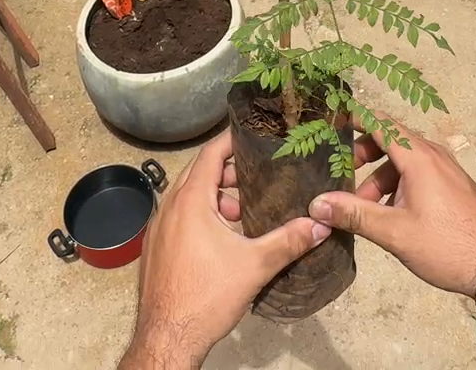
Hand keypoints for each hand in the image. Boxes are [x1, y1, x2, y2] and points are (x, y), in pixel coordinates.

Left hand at [121, 130, 331, 368]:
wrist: (167, 339)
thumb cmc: (206, 296)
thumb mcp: (254, 266)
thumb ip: (288, 241)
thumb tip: (320, 225)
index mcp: (190, 199)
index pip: (210, 152)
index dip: (232, 140)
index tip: (253, 136)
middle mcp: (169, 205)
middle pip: (200, 172)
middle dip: (229, 172)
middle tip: (257, 179)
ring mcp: (157, 226)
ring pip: (188, 195)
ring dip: (215, 197)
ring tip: (242, 213)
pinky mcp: (154, 247)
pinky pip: (178, 216)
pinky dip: (199, 214)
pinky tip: (220, 237)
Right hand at [308, 117, 475, 295]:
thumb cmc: (446, 245)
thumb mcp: (394, 232)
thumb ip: (354, 214)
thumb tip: (317, 204)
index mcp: (417, 156)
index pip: (378, 122)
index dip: (352, 118)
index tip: (330, 123)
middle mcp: (432, 153)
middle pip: (389, 139)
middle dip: (362, 154)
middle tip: (343, 175)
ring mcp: (446, 169)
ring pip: (403, 160)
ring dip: (380, 176)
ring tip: (365, 208)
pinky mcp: (453, 185)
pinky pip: (418, 172)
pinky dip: (398, 184)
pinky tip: (392, 214)